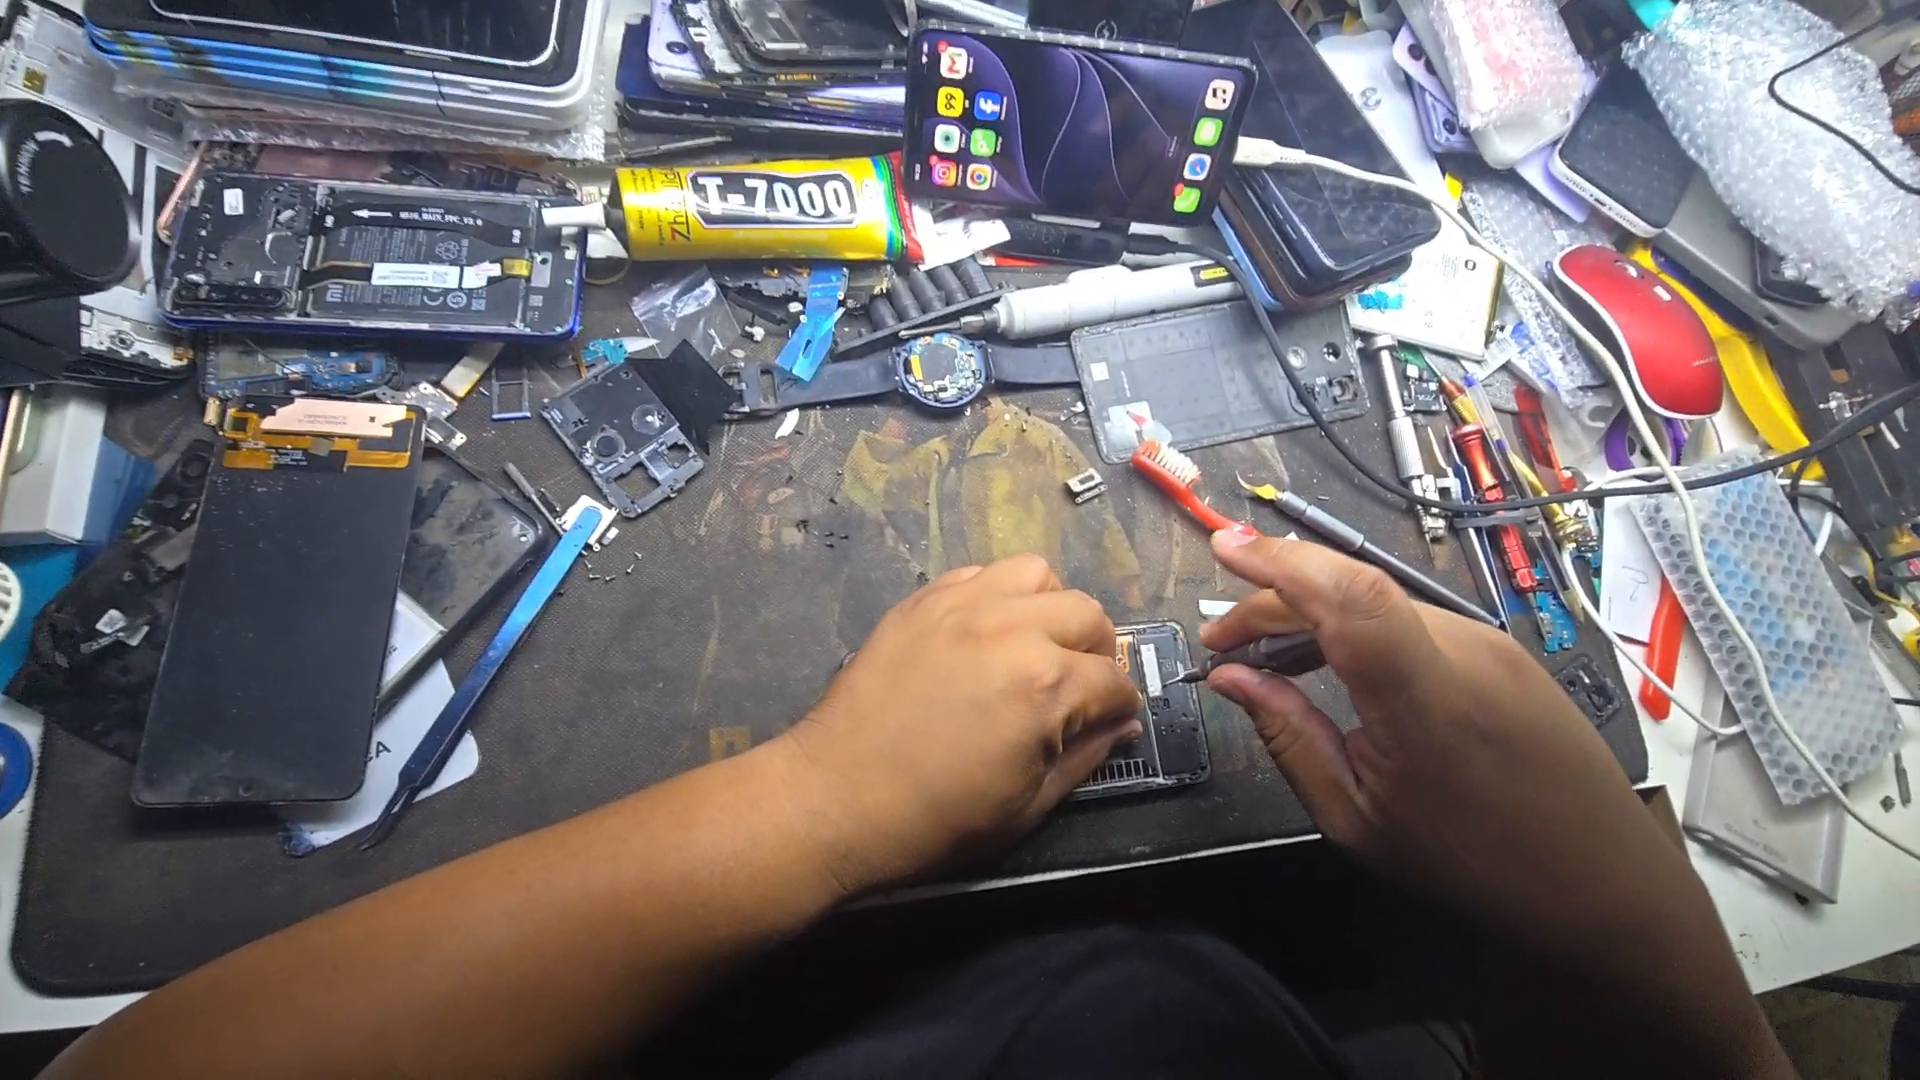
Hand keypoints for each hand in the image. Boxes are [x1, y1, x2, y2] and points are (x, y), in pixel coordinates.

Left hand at [771, 554, 1140, 896]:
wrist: (837, 797)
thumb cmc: (937, 818)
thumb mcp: (1028, 804)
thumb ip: (1086, 755)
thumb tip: (1121, 724)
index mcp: (1045, 685)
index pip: (1113, 682)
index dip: (1121, 707)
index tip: (1111, 720)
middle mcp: (1011, 628)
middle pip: (1088, 614)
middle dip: (1098, 653)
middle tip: (1079, 684)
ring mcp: (963, 604)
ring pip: (1037, 574)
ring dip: (1051, 607)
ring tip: (1035, 642)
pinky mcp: (923, 600)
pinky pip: (981, 573)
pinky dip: (999, 594)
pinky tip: (987, 629)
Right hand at [1200, 529, 1687, 946]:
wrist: (1608, 890)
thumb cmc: (1471, 864)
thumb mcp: (1354, 816)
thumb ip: (1287, 736)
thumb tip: (1229, 679)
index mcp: (1426, 699)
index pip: (1352, 597)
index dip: (1283, 562)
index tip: (1224, 547)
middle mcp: (1464, 651)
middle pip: (1348, 590)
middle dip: (1271, 601)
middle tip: (1221, 643)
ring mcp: (1490, 644)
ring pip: (1375, 602)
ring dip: (1308, 615)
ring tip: (1264, 657)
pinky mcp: (1501, 650)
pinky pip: (1407, 620)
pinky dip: (1350, 628)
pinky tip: (1325, 662)